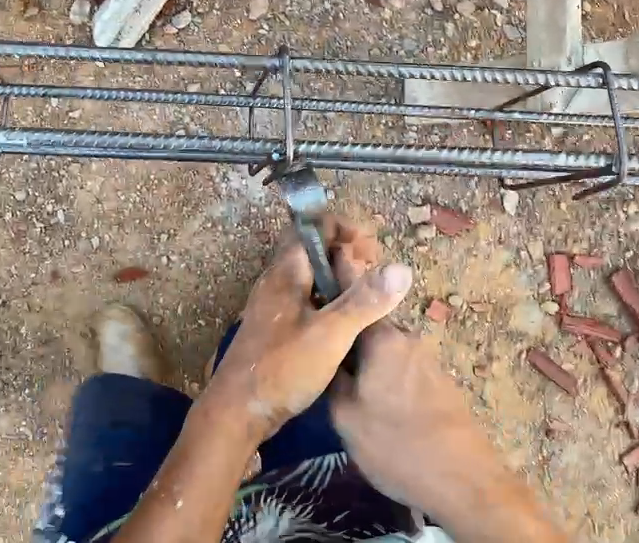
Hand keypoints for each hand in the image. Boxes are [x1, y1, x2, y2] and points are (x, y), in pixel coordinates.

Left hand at [200, 216, 412, 444]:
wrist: (237, 411)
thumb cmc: (283, 367)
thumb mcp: (330, 334)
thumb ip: (364, 301)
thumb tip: (401, 268)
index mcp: (286, 272)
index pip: (312, 227)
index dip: (343, 228)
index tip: (372, 248)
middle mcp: (276, 281)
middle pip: (312, 250)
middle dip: (345, 252)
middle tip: (375, 271)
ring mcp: (272, 305)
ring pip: (309, 277)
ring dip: (337, 278)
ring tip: (367, 296)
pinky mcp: (274, 328)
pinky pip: (305, 299)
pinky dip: (328, 300)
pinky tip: (345, 324)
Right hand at [329, 266, 567, 542]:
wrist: (469, 485)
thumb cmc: (399, 446)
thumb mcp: (346, 417)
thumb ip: (331, 379)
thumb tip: (326, 357)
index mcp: (381, 336)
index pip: (354, 284)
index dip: (333, 266)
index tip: (314, 254)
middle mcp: (406, 336)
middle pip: (367, 319)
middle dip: (345, 327)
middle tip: (320, 347)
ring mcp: (426, 358)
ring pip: (383, 345)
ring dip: (365, 355)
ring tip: (345, 381)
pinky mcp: (439, 382)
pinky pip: (400, 364)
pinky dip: (384, 373)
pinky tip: (376, 402)